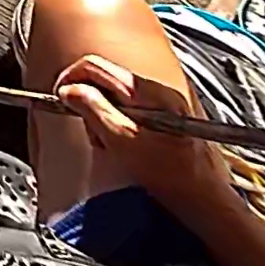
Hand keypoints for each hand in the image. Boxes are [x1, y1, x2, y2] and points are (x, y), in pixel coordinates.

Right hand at [52, 54, 231, 211]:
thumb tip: (68, 89)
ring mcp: (164, 102)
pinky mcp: (165, 114)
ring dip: (99, 111)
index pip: (94, 66)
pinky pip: (125, 105)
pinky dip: (113, 118)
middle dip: (86, 98)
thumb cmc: (167, 173)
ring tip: (105, 136)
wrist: (202, 199)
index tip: (62, 95)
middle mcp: (159, 91)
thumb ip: (90, 106)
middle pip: (102, 78)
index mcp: (148, 93)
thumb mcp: (118, 137)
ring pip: (111, 92)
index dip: (70, 78)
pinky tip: (118, 138)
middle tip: (86, 123)